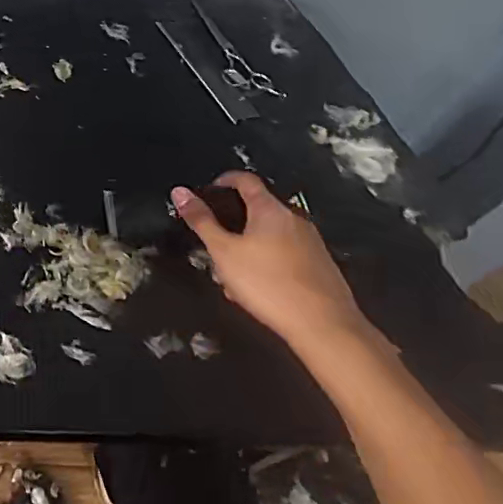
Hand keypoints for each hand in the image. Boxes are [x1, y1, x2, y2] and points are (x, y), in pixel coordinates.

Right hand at [172, 172, 386, 358]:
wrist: (322, 323)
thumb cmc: (268, 283)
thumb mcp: (223, 252)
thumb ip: (201, 221)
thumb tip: (180, 192)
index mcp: (269, 209)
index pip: (245, 180)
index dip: (225, 180)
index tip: (211, 189)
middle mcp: (294, 218)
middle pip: (258, 210)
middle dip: (234, 225)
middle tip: (216, 244)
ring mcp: (311, 241)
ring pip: (271, 236)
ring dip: (250, 247)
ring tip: (234, 275)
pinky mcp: (320, 265)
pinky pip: (287, 254)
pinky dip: (269, 262)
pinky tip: (259, 289)